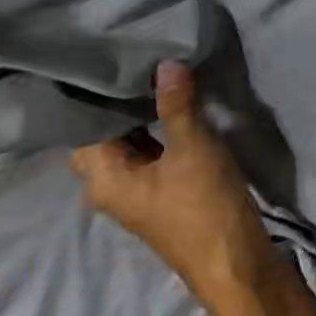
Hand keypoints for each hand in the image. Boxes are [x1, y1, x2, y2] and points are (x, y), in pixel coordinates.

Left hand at [70, 61, 273, 299]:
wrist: (230, 254)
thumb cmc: (202, 201)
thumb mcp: (193, 146)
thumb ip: (177, 104)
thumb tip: (166, 63)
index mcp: (103, 179)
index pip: (85, 128)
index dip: (96, 96)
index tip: (112, 60)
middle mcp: (108, 187)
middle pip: (103, 136)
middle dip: (118, 104)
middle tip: (138, 63)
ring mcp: (134, 192)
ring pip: (125, 146)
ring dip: (138, 117)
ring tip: (156, 77)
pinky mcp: (158, 193)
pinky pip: (145, 153)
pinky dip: (153, 131)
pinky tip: (172, 109)